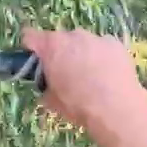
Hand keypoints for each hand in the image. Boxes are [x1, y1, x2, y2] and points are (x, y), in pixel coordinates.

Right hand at [24, 27, 146, 140]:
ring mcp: (95, 37)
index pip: (30, 36)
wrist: (117, 111)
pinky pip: (102, 46)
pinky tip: (108, 75)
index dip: (31, 49)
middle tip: (67, 75)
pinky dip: (102, 56)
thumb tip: (47, 86)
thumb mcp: (52, 101)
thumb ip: (45, 86)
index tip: (37, 62)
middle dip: (60, 53)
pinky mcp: (114, 44)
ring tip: (92, 77)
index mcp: (51, 46)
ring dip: (82, 53)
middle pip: (59, 39)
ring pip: (82, 42)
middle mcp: (71, 35)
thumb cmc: (79, 106)